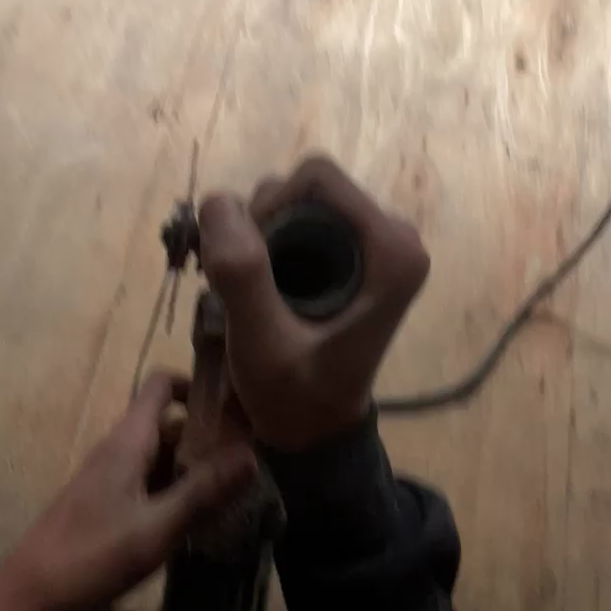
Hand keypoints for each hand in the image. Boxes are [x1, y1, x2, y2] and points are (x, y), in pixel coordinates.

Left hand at [0, 373, 255, 610]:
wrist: (26, 599)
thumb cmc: (90, 557)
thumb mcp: (155, 528)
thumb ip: (203, 491)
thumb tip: (252, 453)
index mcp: (129, 440)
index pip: (161, 384)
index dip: (197, 384)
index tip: (234, 406)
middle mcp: (119, 448)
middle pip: (169, 422)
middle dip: (207, 436)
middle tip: (249, 461)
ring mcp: (110, 475)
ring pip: (161, 455)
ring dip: (194, 467)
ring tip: (234, 493)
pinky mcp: (106, 501)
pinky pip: (149, 480)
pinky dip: (175, 490)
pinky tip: (197, 520)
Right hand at [197, 156, 430, 451]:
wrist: (315, 432)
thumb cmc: (296, 396)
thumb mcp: (262, 345)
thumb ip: (242, 274)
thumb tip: (217, 200)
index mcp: (393, 249)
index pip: (317, 178)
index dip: (268, 204)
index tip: (239, 254)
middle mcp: (392, 234)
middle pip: (304, 188)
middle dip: (259, 223)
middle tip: (236, 280)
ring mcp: (371, 241)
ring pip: (295, 203)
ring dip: (257, 235)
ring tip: (244, 289)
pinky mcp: (352, 252)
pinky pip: (297, 221)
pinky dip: (265, 243)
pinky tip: (253, 285)